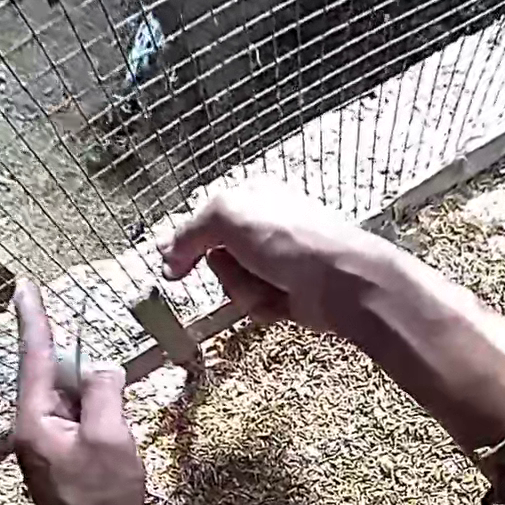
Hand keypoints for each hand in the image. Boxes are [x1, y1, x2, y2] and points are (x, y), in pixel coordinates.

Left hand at [12, 280, 144, 504]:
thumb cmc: (101, 499)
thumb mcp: (112, 438)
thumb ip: (106, 393)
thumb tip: (104, 368)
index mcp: (36, 417)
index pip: (35, 356)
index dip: (34, 318)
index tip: (23, 285)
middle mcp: (33, 426)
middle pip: (54, 376)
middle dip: (79, 364)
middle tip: (102, 368)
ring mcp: (45, 444)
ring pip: (69, 400)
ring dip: (93, 394)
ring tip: (114, 419)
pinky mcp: (60, 458)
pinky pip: (76, 420)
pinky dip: (95, 414)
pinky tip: (113, 428)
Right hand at [158, 182, 382, 334]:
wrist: (338, 280)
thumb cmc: (287, 238)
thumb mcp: (227, 217)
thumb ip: (190, 232)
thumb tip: (166, 258)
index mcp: (250, 197)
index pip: (204, 221)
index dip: (186, 246)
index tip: (171, 268)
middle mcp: (263, 228)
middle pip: (218, 259)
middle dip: (227, 272)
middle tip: (242, 267)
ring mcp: (276, 263)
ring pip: (235, 286)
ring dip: (246, 291)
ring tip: (270, 285)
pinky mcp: (286, 293)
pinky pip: (256, 306)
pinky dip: (265, 307)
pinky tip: (283, 301)